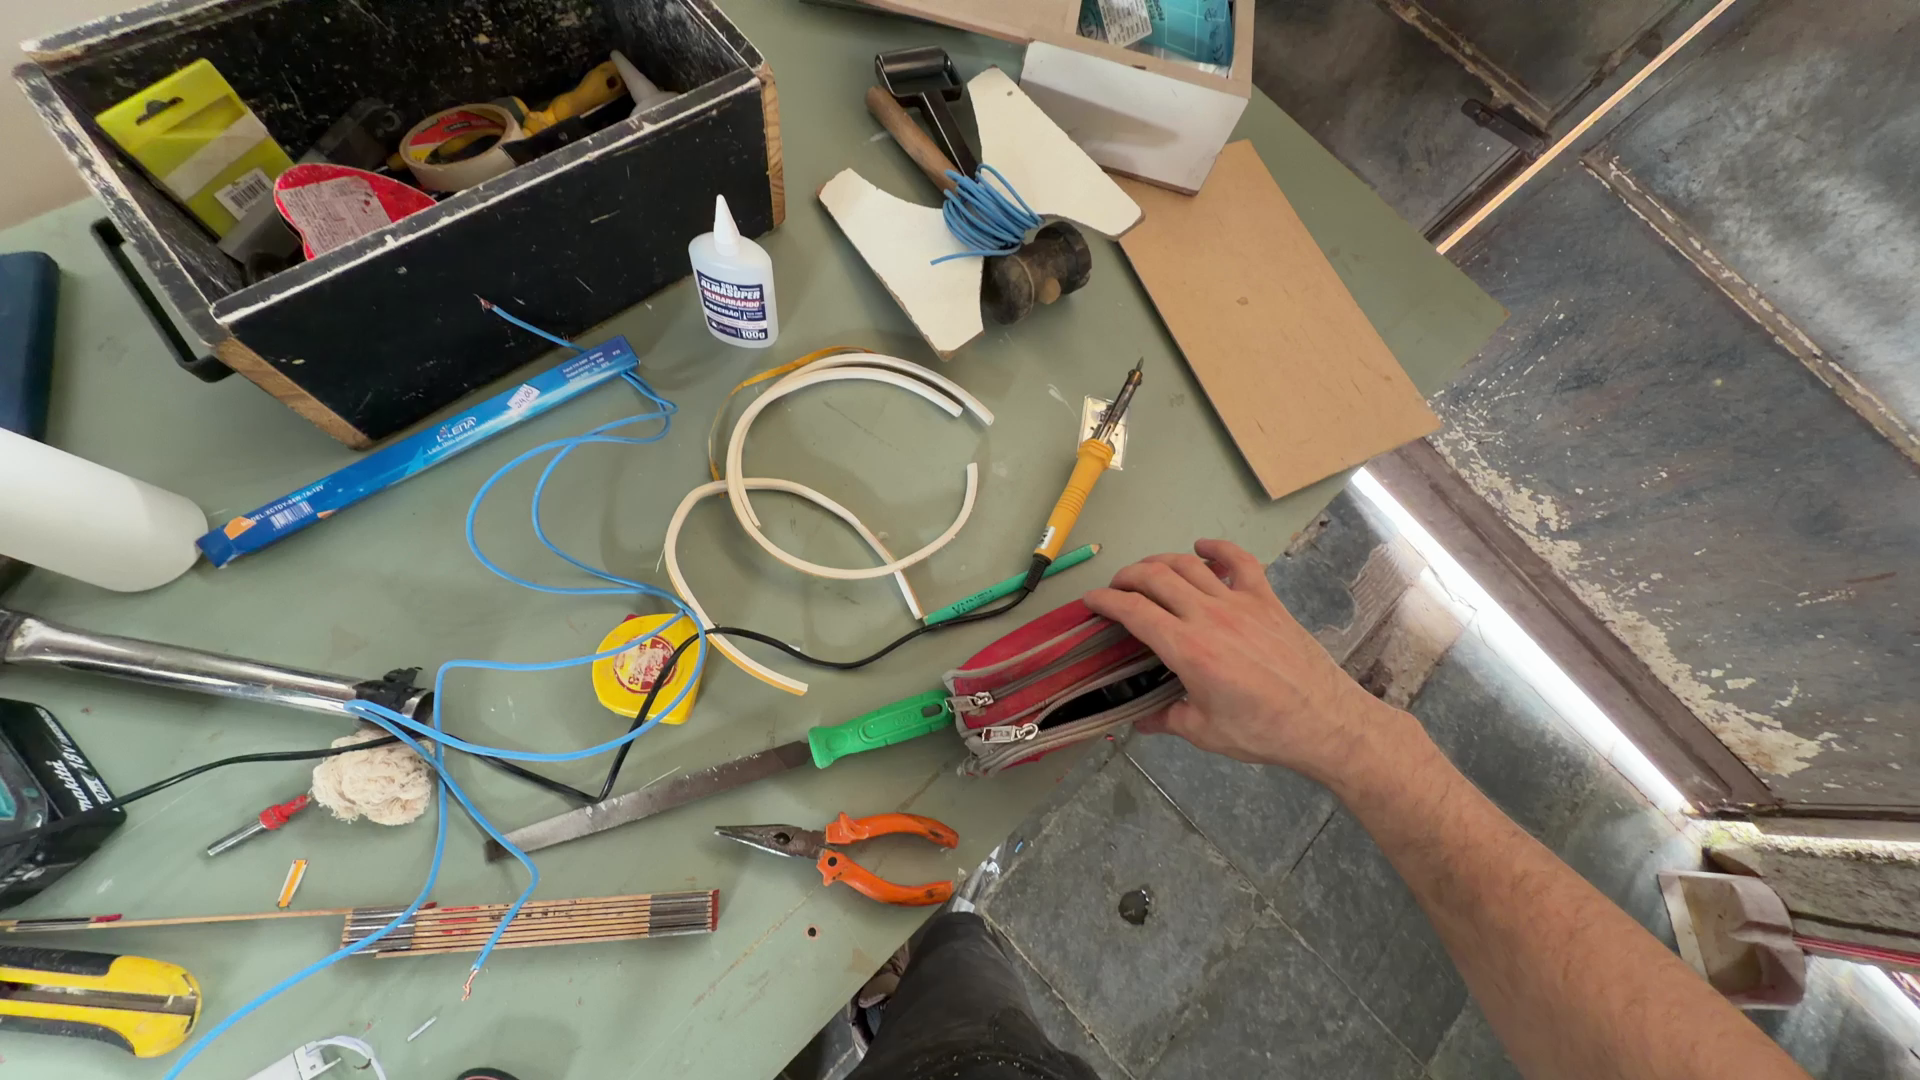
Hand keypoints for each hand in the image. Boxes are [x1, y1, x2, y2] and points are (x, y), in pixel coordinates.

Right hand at [1082, 538, 1410, 781]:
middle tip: (1116, 588)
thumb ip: (1165, 719)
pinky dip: (1216, 547)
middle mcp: (1208, 616)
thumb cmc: (1262, 731)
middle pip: (1155, 577)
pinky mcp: (1266, 599)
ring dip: (1160, 561)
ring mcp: (1239, 602)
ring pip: (1188, 563)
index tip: (1091, 601)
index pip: (1134, 611)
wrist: (1327, 722)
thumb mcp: (1205, 732)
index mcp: (1187, 649)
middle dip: (1126, 576)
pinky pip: (1238, 560)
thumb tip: (1138, 720)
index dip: (1105, 601)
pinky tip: (1202, 546)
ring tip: (1147, 571)